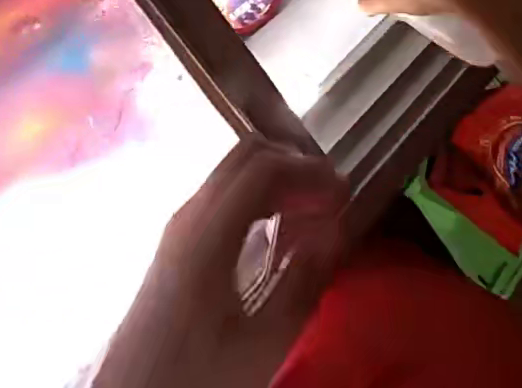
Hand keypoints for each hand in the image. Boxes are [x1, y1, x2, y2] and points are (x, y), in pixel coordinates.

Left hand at [93, 137, 346, 387]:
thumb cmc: (197, 375)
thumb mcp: (260, 345)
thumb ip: (302, 284)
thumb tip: (337, 232)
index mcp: (208, 231)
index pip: (263, 168)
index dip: (309, 170)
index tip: (344, 191)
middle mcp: (190, 212)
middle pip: (245, 156)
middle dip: (294, 164)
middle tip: (331, 194)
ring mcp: (179, 222)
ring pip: (233, 171)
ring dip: (276, 178)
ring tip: (314, 209)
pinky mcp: (177, 239)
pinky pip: (223, 193)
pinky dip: (258, 194)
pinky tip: (278, 228)